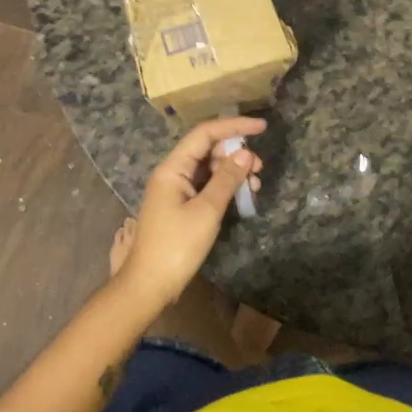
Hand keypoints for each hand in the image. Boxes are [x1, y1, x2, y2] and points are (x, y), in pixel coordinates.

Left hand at [114, 116, 264, 303]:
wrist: (149, 284)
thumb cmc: (176, 246)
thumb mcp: (206, 211)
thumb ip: (226, 180)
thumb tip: (245, 154)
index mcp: (172, 169)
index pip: (204, 134)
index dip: (234, 126)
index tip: (262, 127)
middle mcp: (172, 174)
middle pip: (207, 150)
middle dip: (235, 153)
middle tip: (260, 169)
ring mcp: (175, 191)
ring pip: (208, 169)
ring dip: (232, 172)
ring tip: (254, 186)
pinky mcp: (180, 208)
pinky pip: (205, 187)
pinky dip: (224, 187)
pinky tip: (241, 197)